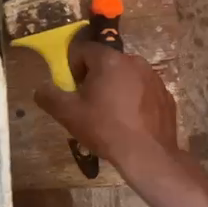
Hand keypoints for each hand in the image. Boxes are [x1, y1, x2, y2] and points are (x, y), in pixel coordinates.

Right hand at [33, 39, 178, 169]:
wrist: (149, 156)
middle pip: (105, 62)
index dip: (73, 68)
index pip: (83, 50)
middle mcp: (134, 61)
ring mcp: (154, 78)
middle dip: (95, 78)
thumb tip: (41, 88)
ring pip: (126, 76)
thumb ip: (49, 96)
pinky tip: (130, 121)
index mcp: (109, 60)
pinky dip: (134, 100)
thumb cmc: (105, 129)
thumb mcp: (68, 114)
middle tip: (90, 103)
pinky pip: (143, 90)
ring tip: (112, 114)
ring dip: (116, 88)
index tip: (73, 90)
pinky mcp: (166, 95)